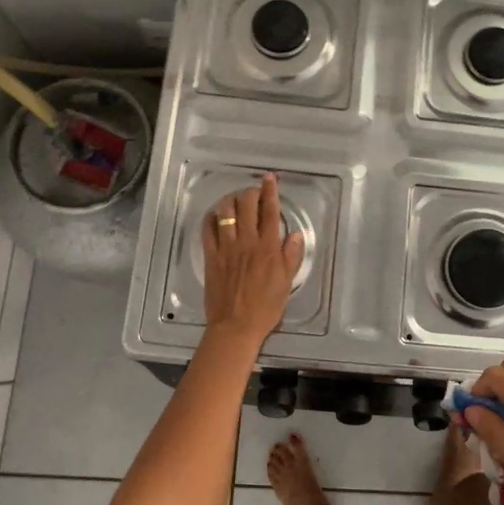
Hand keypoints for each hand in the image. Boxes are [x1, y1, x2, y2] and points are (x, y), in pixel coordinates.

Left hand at [202, 174, 305, 343]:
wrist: (236, 325)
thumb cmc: (266, 307)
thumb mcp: (286, 282)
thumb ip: (291, 256)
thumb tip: (295, 234)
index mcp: (268, 247)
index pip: (270, 212)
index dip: (270, 192)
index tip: (269, 178)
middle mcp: (247, 242)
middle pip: (246, 206)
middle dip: (250, 192)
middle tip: (253, 190)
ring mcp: (226, 248)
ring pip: (225, 213)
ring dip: (230, 200)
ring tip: (235, 198)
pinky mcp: (210, 257)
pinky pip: (208, 230)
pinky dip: (211, 218)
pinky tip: (214, 215)